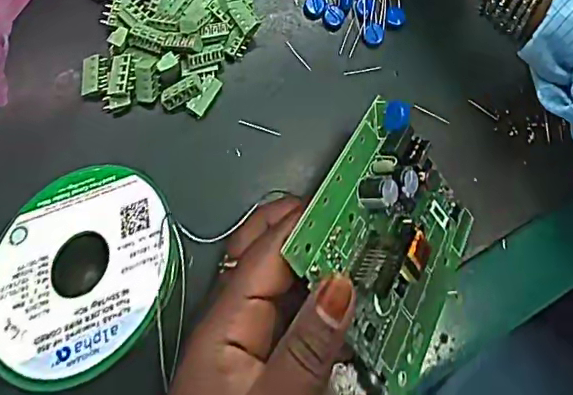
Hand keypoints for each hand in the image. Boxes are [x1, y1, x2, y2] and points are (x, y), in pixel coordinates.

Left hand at [170, 197, 354, 394]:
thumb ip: (307, 346)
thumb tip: (339, 285)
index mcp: (223, 324)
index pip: (269, 249)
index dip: (309, 220)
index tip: (349, 205)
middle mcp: (228, 324)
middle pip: (266, 252)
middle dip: (305, 226)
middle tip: (348, 214)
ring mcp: (240, 345)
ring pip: (277, 281)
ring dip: (311, 258)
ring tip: (346, 246)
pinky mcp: (255, 367)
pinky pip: (286, 314)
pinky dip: (313, 297)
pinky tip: (336, 300)